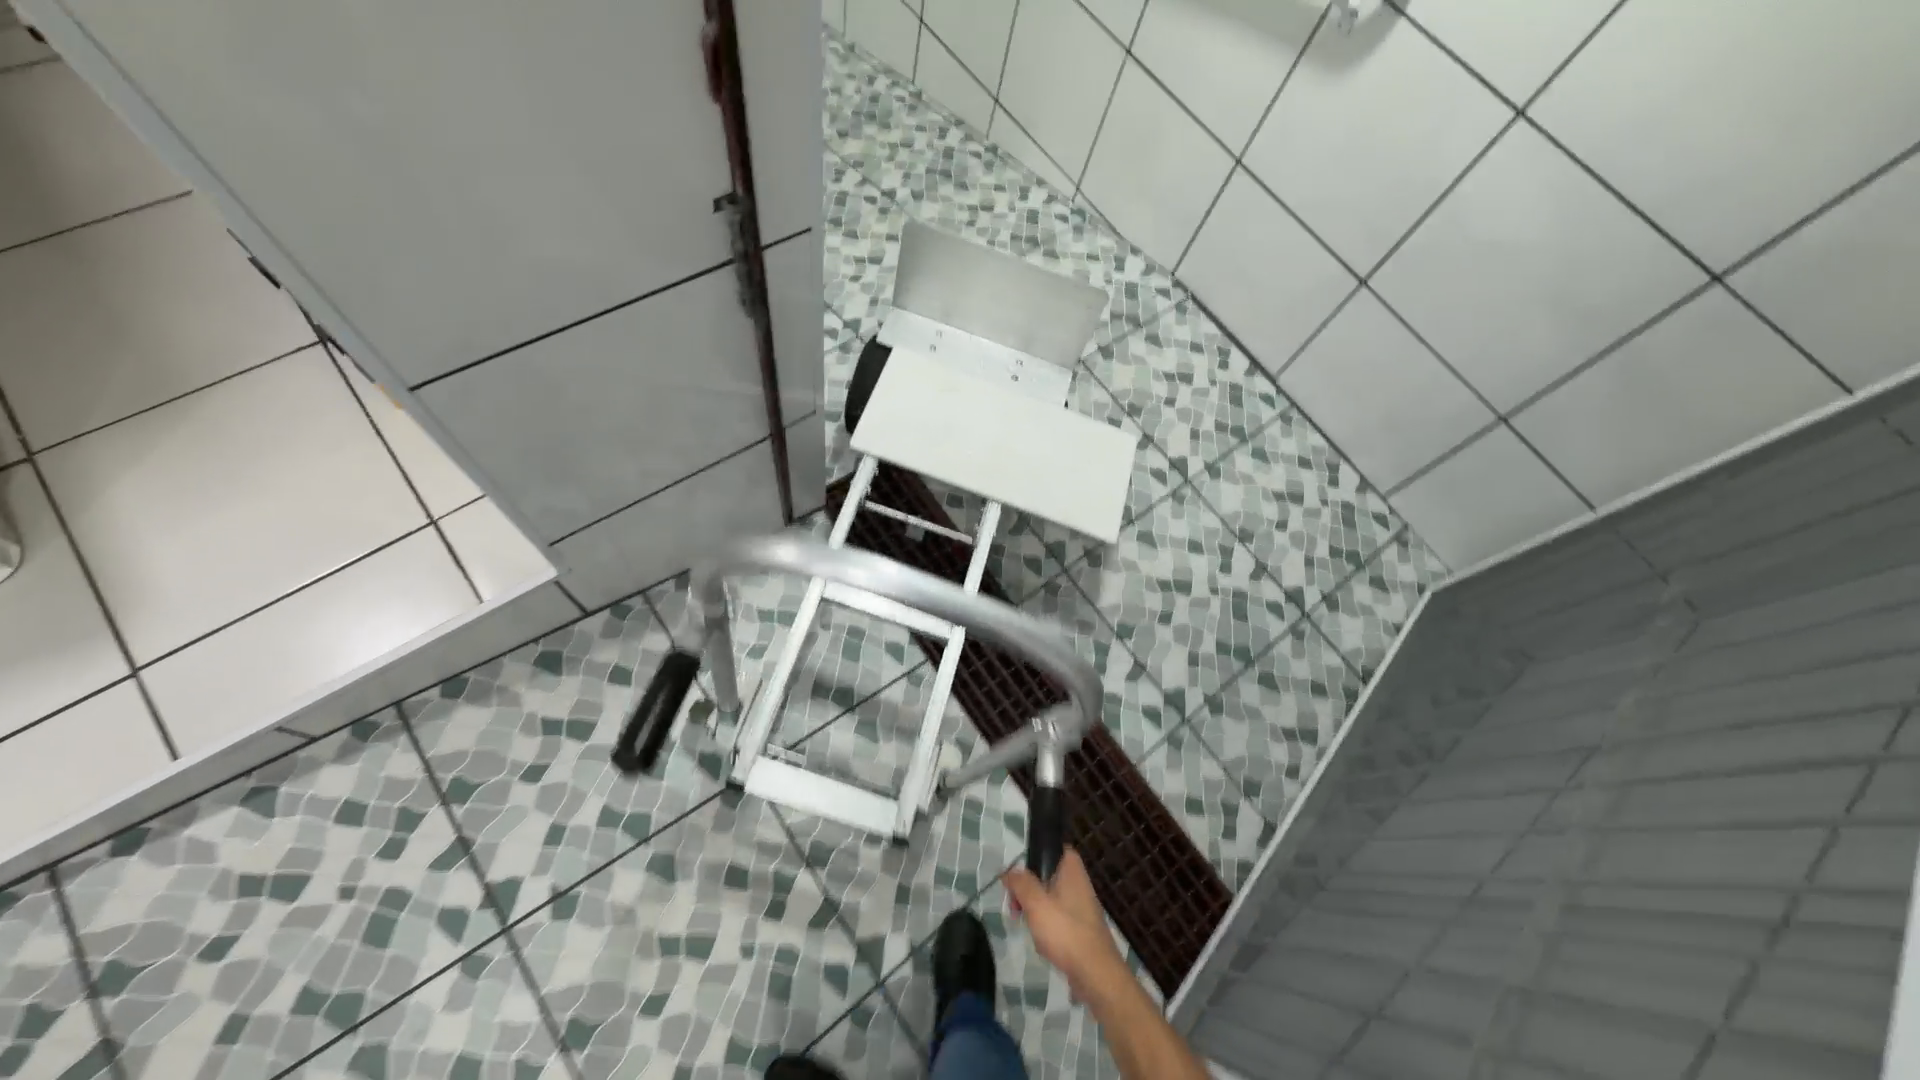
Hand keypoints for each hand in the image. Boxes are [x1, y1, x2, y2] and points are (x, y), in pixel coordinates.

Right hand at [1001, 848, 1129, 1001]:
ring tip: (1025, 924)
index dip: (1039, 854)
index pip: (1058, 849)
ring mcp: (1082, 909)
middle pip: (1050, 875)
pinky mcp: (1081, 930)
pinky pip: (1059, 919)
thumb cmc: (1065, 932)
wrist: (1095, 973)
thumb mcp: (1036, 903)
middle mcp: (1080, 886)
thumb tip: (1009, 872)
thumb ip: (1021, 884)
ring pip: (1052, 899)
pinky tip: (1041, 942)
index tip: (1021, 870)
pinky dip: (1046, 927)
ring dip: (1035, 909)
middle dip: (1029, 888)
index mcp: (1072, 872)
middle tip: (1015, 904)